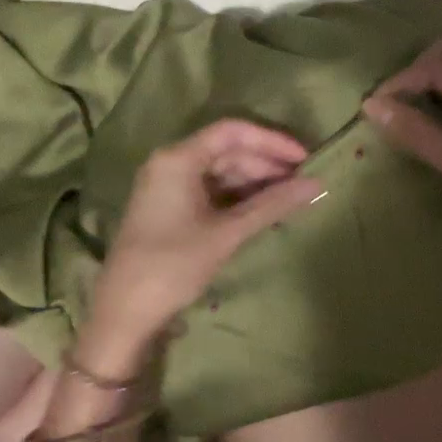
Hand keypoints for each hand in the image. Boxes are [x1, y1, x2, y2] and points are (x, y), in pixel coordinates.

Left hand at [89, 119, 326, 347]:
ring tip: (289, 198)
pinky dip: (236, 197)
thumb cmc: (174, 265)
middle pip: (226, 150)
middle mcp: (170, 163)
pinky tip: (263, 210)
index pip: (232, 131)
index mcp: (178, 158)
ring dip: (254, 181)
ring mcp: (167, 185)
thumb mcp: (227, 233)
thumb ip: (272, 205)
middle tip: (303, 182)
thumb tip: (316, 184)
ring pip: (219, 171)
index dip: (272, 140)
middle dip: (265, 163)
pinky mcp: (168, 207)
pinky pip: (208, 190)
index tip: (304, 157)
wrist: (125, 309)